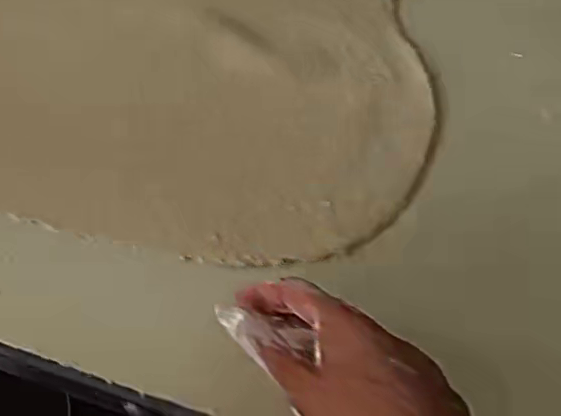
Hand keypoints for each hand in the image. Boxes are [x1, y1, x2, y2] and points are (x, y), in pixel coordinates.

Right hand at [235, 279, 466, 415]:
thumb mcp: (302, 386)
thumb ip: (271, 352)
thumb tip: (256, 336)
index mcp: (350, 326)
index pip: (295, 291)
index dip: (262, 294)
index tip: (244, 303)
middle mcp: (386, 337)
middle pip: (329, 312)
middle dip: (293, 316)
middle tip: (266, 325)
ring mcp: (418, 366)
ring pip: (359, 337)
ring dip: (325, 340)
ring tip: (301, 356)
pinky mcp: (438, 393)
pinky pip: (385, 361)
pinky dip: (356, 361)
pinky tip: (344, 380)